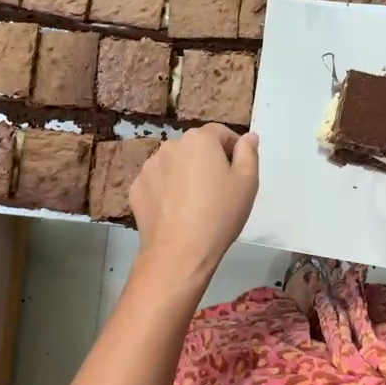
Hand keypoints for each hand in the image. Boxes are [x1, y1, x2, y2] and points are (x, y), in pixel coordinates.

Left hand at [128, 125, 259, 287]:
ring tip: (195, 202)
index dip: (233, 147)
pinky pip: (157, 182)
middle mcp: (170, 145)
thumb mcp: (247, 183)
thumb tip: (249, 136)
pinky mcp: (136, 188)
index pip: (220, 132)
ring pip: (174, 164)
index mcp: (199, 139)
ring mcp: (149, 167)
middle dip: (207, 160)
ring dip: (185, 173)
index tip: (239, 169)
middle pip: (195, 147)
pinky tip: (176, 211)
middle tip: (219, 188)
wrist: (179, 252)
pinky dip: (167, 190)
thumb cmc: (219, 214)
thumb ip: (248, 153)